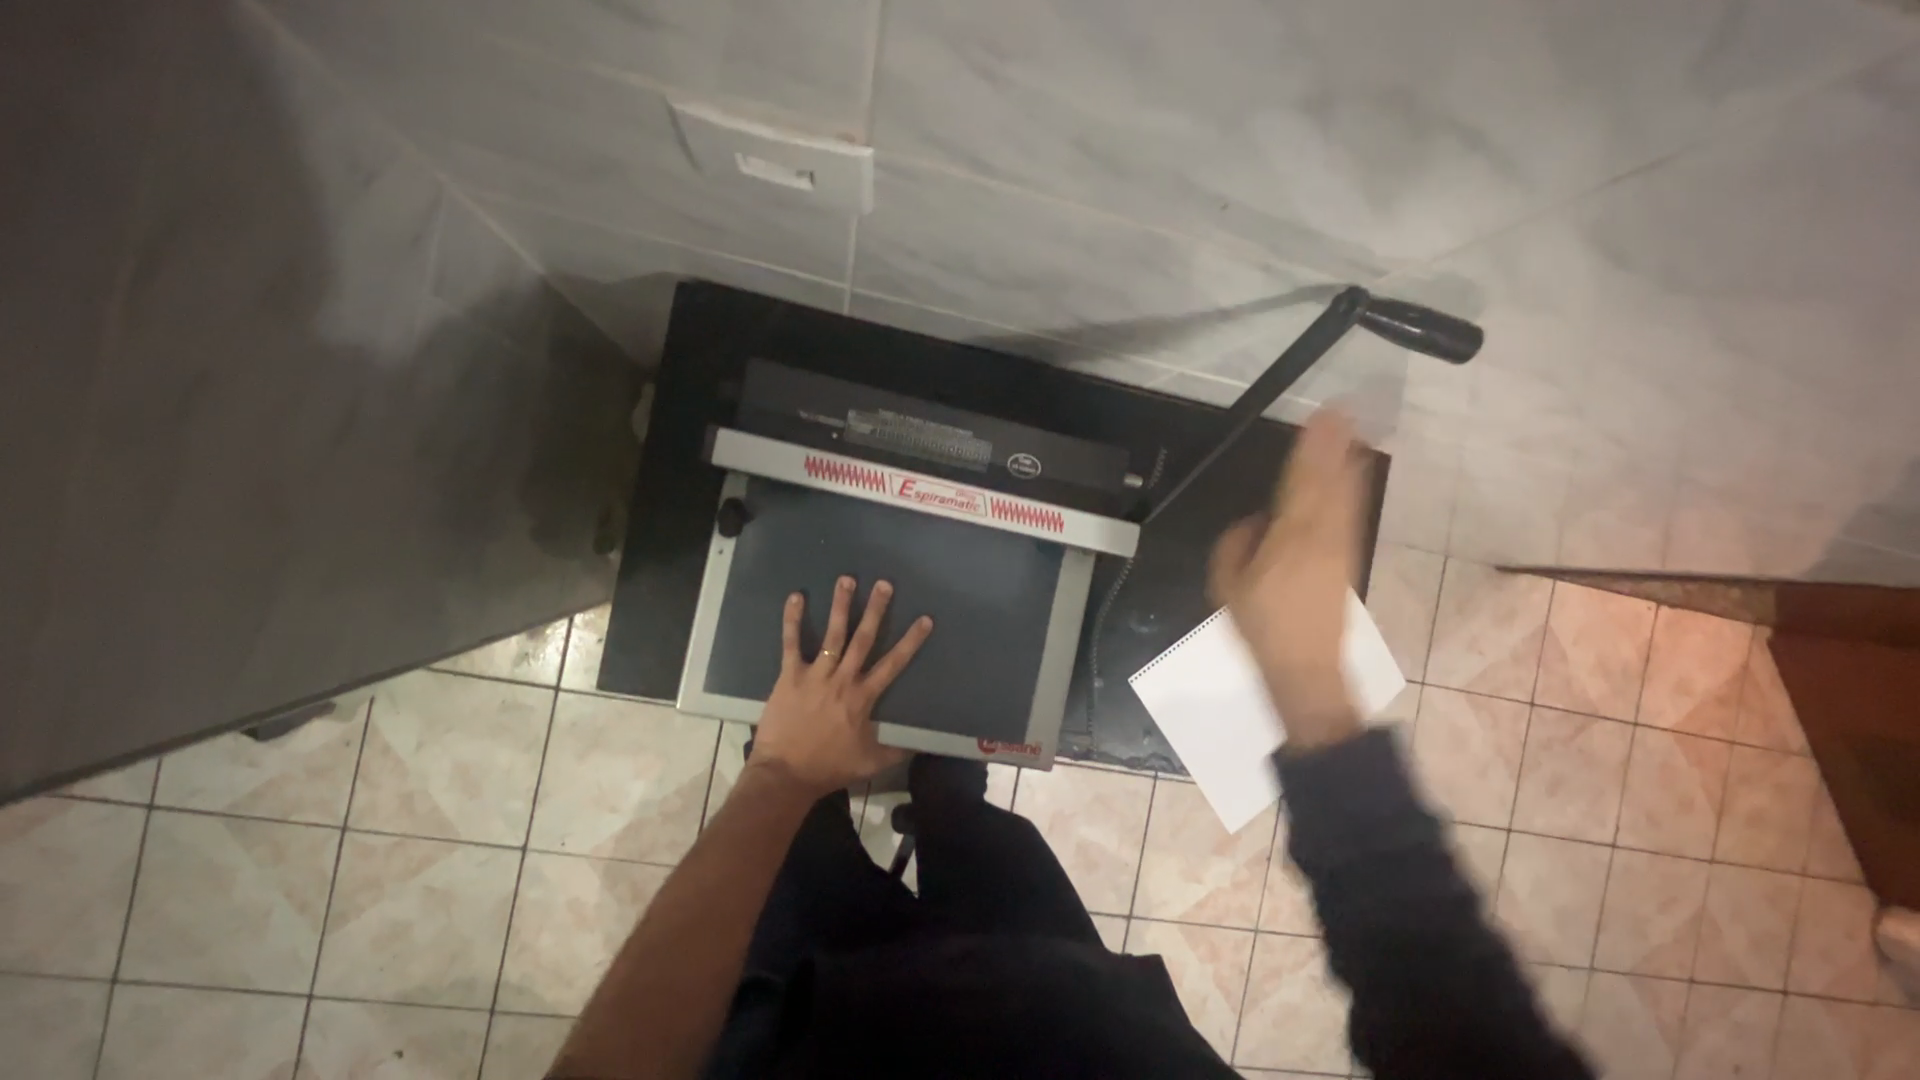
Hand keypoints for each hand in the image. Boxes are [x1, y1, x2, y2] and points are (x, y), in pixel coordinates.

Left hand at [749, 576, 933, 796]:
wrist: (786, 775)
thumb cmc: (830, 768)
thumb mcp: (871, 763)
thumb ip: (898, 749)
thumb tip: (923, 742)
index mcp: (863, 697)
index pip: (893, 664)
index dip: (910, 641)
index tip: (924, 619)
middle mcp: (842, 679)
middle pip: (863, 639)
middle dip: (875, 610)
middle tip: (884, 584)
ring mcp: (814, 675)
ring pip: (831, 634)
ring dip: (839, 606)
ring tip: (846, 579)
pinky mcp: (789, 676)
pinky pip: (790, 644)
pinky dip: (792, 620)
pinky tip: (795, 596)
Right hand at [1208, 408, 1364, 746]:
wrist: (1306, 669)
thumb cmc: (1261, 628)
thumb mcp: (1228, 586)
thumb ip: (1237, 546)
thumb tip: (1256, 523)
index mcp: (1288, 540)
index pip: (1300, 484)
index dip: (1310, 450)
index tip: (1319, 418)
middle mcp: (1320, 536)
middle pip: (1327, 482)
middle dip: (1333, 446)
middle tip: (1341, 410)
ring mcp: (1339, 547)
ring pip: (1345, 495)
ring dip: (1347, 461)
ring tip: (1351, 430)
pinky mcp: (1348, 559)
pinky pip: (1352, 513)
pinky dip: (1354, 487)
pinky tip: (1356, 472)